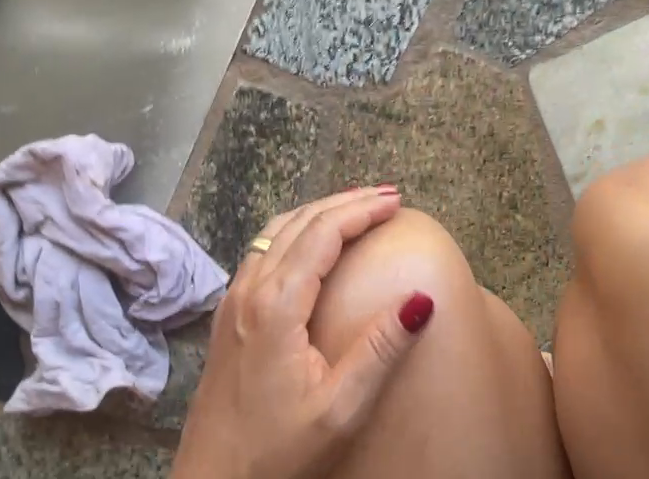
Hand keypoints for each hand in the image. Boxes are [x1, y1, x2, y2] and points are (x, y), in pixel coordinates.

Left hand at [173, 187, 435, 478]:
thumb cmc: (276, 453)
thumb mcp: (339, 409)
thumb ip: (380, 349)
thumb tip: (422, 298)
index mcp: (277, 304)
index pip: (323, 233)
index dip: (361, 210)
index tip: (396, 201)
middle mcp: (250, 289)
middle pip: (300, 221)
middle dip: (346, 202)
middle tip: (387, 196)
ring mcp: (233, 299)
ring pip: (276, 230)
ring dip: (319, 211)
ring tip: (356, 208)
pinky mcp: (226, 314)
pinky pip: (263, 249)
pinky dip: (295, 230)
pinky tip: (311, 243)